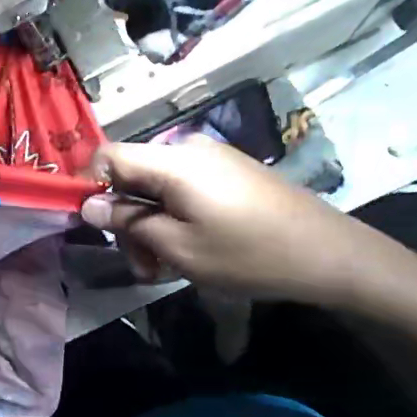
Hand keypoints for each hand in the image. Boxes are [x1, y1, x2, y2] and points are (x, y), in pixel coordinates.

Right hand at [79, 138, 392, 304]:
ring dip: (154, 224)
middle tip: (146, 267)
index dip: (91, 187)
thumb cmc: (248, 254)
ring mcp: (215, 158)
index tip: (97, 229)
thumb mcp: (181, 248)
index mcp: (172, 161)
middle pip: (135, 174)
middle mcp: (190, 149)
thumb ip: (130, 222)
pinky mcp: (233, 171)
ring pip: (161, 186)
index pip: (109, 155)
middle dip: (130, 220)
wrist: (327, 251)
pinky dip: (178, 216)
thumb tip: (89, 204)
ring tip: (171, 267)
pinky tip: (196, 248)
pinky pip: (187, 187)